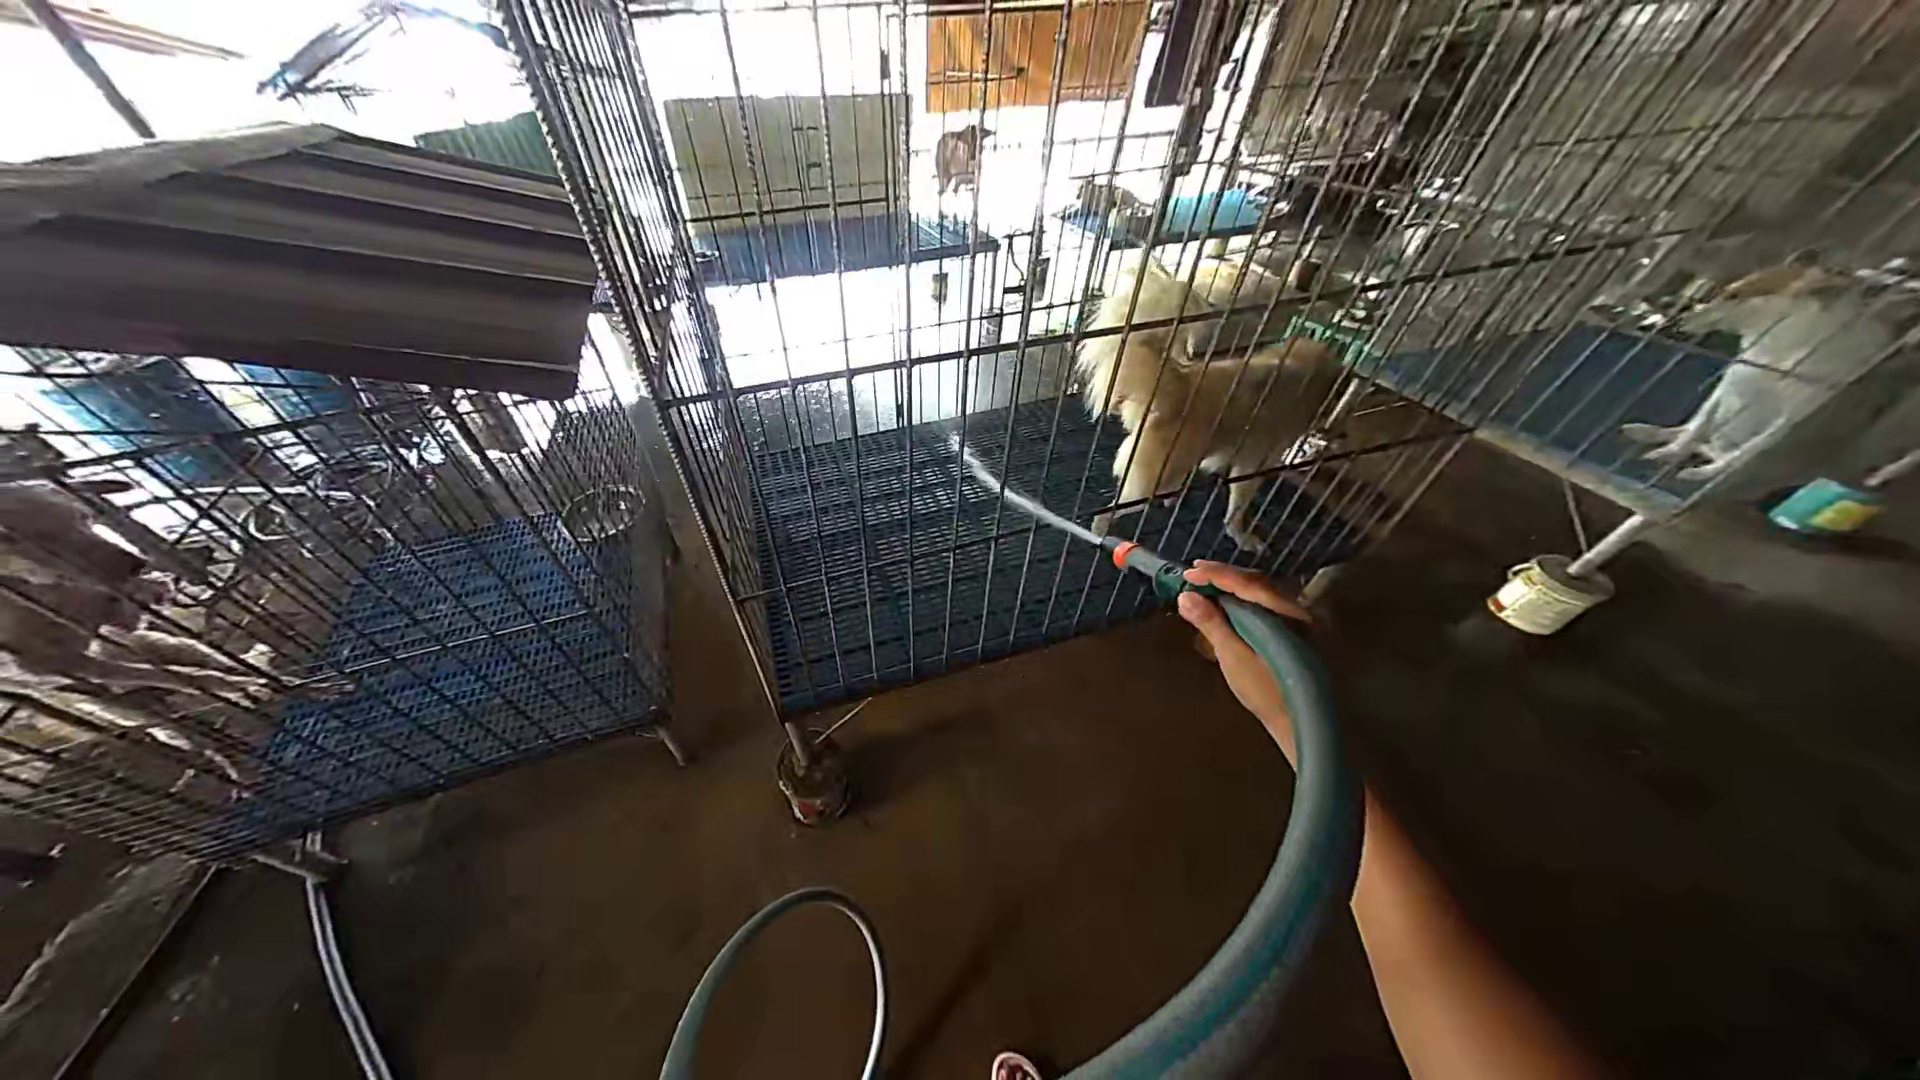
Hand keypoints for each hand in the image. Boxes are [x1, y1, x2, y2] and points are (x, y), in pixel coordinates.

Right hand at [1175, 560, 1310, 762]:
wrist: (1300, 722)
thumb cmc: (1268, 693)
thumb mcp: (1234, 657)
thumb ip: (1212, 623)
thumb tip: (1186, 596)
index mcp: (1288, 615)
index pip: (1248, 584)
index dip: (1217, 575)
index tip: (1189, 573)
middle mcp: (1297, 609)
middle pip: (1255, 583)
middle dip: (1222, 576)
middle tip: (1193, 572)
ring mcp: (1298, 619)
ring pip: (1260, 592)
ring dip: (1230, 586)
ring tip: (1203, 585)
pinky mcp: (1292, 629)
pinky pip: (1263, 604)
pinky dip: (1240, 600)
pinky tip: (1225, 603)